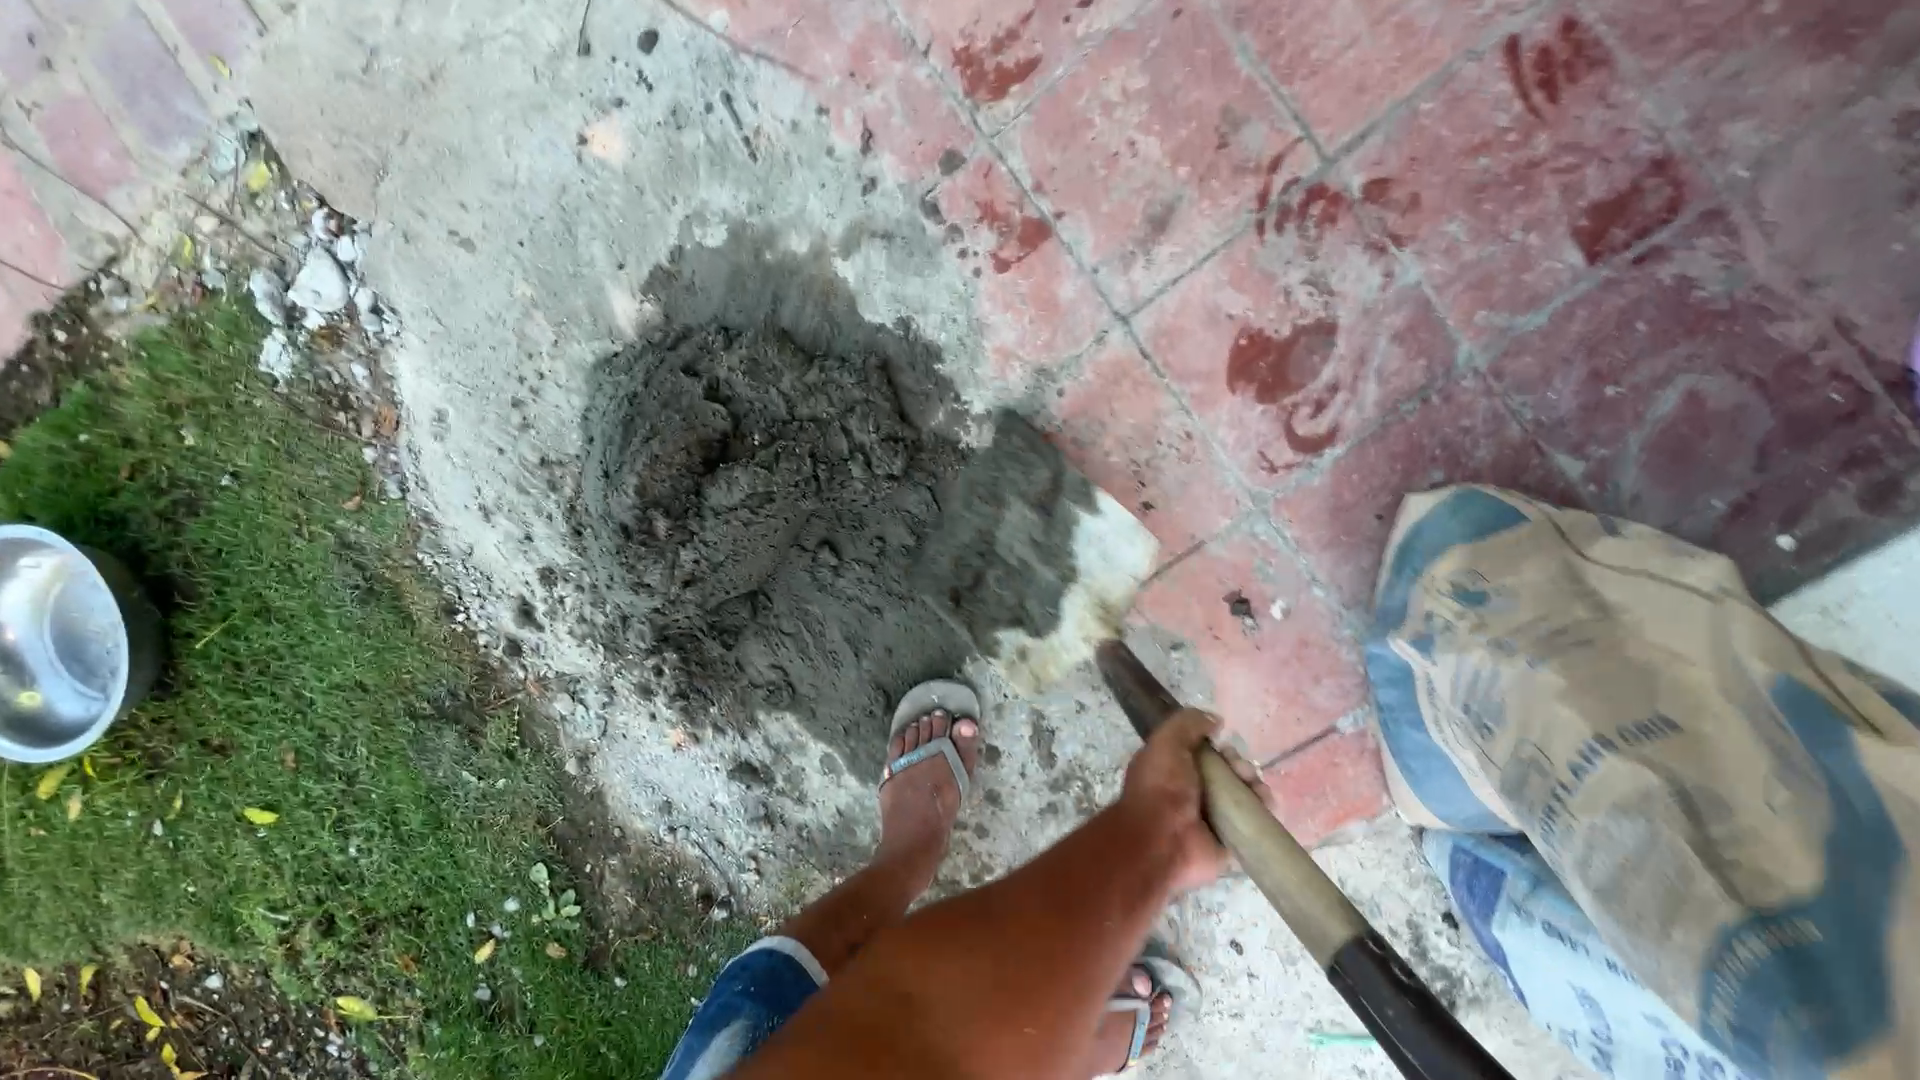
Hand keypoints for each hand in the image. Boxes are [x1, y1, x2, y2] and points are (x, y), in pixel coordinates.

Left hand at [1118, 708, 1276, 892]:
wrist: (1162, 839)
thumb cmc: (1161, 787)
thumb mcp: (1166, 742)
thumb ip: (1188, 724)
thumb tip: (1216, 720)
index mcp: (1172, 768)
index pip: (1203, 752)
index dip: (1217, 746)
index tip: (1224, 747)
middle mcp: (1191, 790)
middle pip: (1226, 770)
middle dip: (1238, 764)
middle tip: (1240, 770)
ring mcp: (1211, 816)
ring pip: (1242, 793)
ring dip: (1253, 784)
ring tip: (1254, 787)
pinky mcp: (1229, 839)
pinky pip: (1252, 819)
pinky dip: (1262, 808)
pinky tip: (1265, 802)